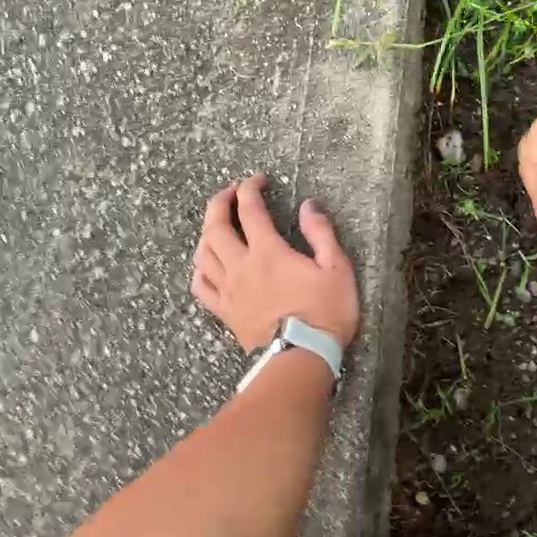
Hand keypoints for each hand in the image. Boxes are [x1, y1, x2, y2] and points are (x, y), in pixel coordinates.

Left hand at [191, 173, 359, 351]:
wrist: (302, 356)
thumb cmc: (325, 311)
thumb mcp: (336, 267)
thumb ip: (320, 233)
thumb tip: (308, 205)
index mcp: (269, 252)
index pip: (250, 211)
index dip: (250, 189)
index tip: (257, 179)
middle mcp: (241, 267)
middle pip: (216, 228)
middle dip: (219, 203)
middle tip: (229, 192)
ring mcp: (228, 291)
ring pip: (202, 255)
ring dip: (206, 232)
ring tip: (217, 224)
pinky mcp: (224, 312)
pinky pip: (201, 286)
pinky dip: (199, 268)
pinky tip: (205, 264)